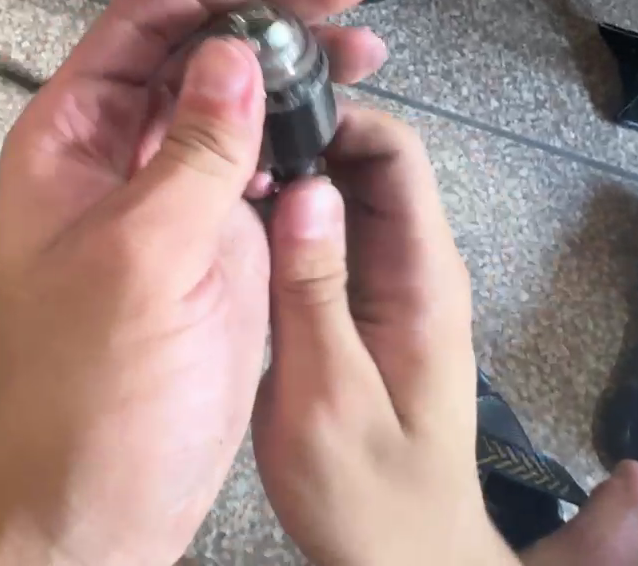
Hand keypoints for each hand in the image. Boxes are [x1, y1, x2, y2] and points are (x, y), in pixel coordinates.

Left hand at [0, 0, 384, 565]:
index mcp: (71, 142)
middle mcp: (119, 154)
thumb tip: (230, 60)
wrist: (103, 491)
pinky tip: (340, 105)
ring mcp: (173, 191)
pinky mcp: (218, 232)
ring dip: (293, 65)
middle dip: (264, 11)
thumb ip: (192, 153)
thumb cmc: (85, 388)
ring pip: (234, 102)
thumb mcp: (139, 257)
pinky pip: (262, 159)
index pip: (137, 30)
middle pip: (194, 54)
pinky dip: (302, 129)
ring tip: (356, 34)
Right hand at [251, 110, 637, 565]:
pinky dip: (278, 209)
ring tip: (216, 168)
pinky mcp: (352, 293)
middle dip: (299, 135)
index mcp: (421, 274)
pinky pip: (319, 228)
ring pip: (337, 188)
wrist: (399, 557)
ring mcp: (380, 275)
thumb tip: (308, 185)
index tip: (263, 115)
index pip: (395, 153)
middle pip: (363, 159)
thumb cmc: (367, 490)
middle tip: (224, 139)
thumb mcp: (329, 394)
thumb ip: (317, 290)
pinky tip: (228, 214)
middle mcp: (407, 259)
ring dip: (283, 169)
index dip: (335, 118)